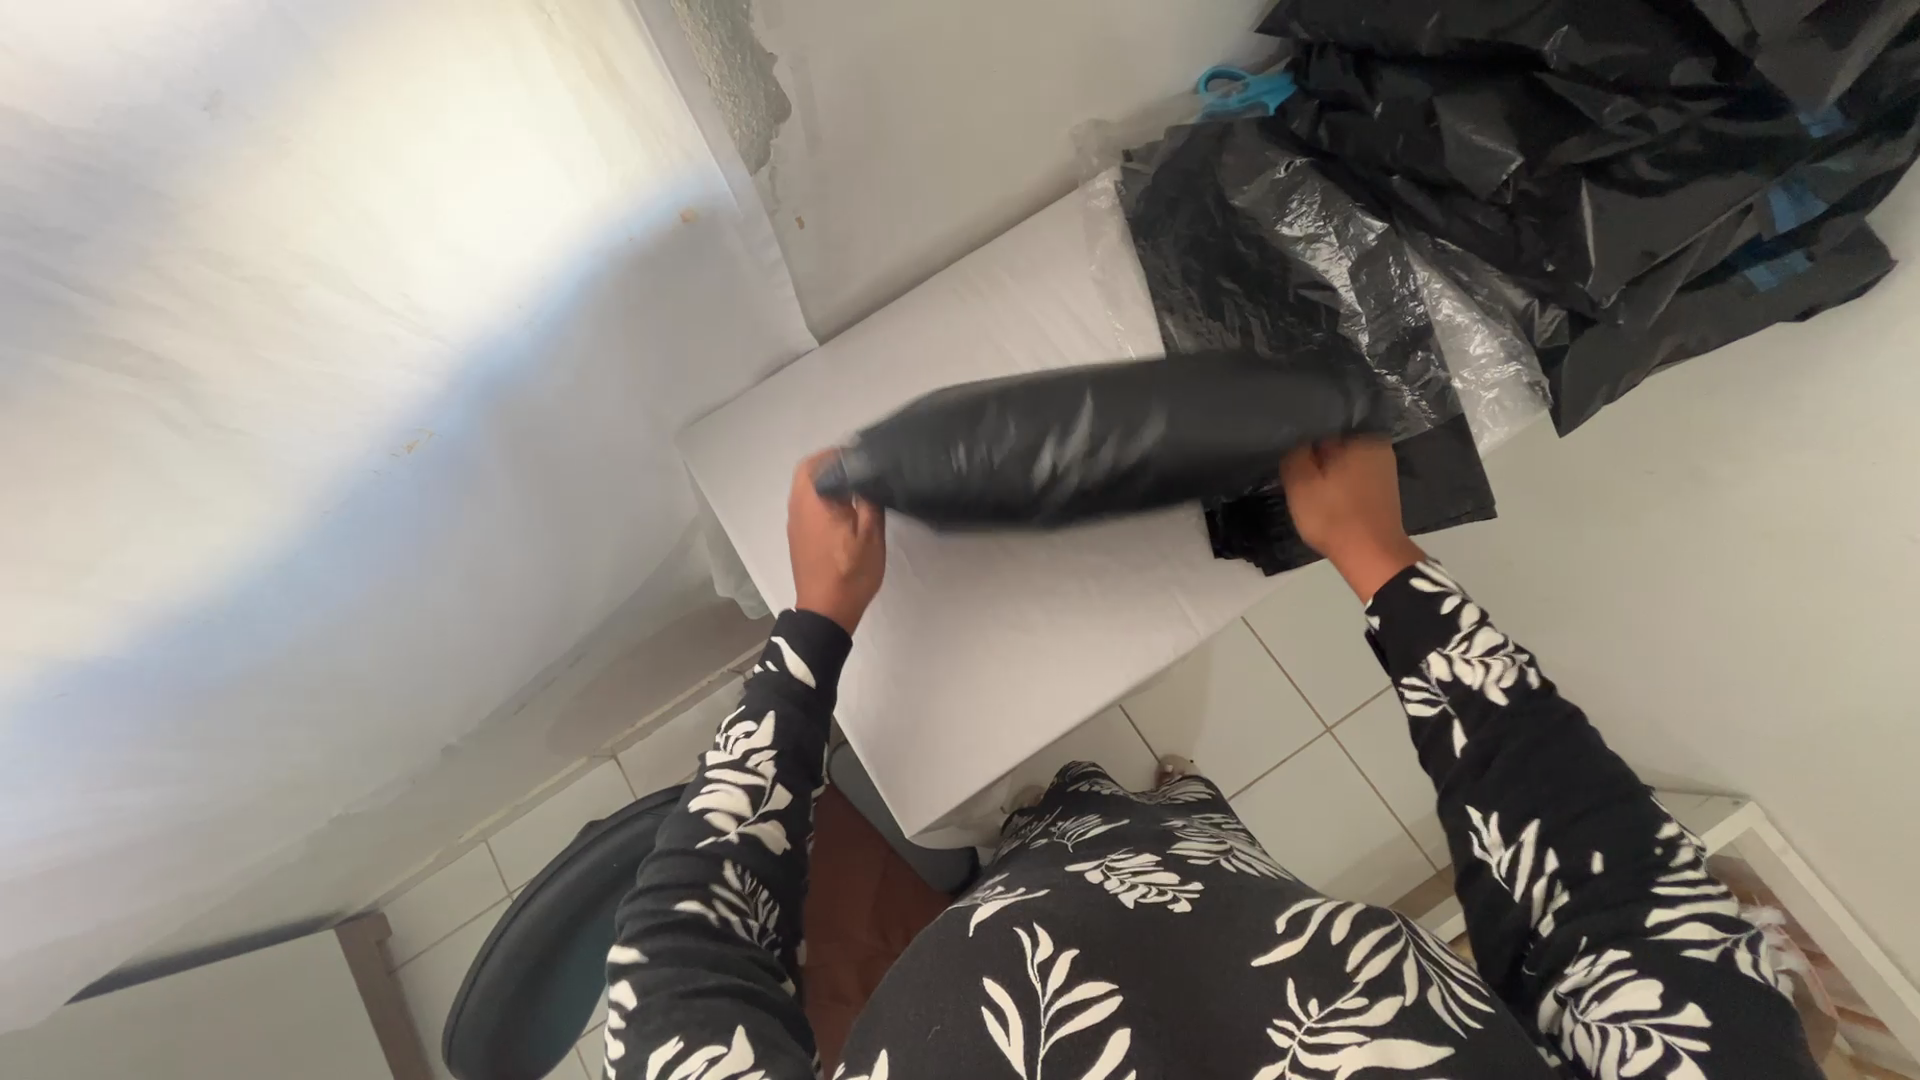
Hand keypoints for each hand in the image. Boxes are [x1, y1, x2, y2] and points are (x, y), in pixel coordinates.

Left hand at [788, 450, 885, 632]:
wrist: (826, 611)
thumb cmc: (851, 573)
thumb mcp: (871, 535)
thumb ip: (869, 500)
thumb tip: (868, 477)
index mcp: (814, 501)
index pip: (820, 462)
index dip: (840, 453)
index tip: (863, 455)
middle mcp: (798, 506)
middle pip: (807, 471)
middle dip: (830, 463)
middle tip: (858, 466)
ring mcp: (795, 522)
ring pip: (805, 488)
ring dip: (826, 480)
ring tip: (855, 485)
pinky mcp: (798, 535)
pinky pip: (806, 503)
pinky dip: (822, 496)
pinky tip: (845, 507)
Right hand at [1280, 436, 1424, 601]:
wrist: (1370, 554)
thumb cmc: (1333, 515)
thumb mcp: (1300, 483)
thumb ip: (1294, 454)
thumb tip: (1296, 441)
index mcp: (1360, 438)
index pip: (1320, 429)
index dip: (1300, 446)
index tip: (1291, 465)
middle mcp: (1378, 446)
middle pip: (1333, 445)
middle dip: (1316, 459)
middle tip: (1299, 482)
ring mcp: (1384, 468)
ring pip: (1342, 462)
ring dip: (1327, 473)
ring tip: (1312, 491)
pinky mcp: (1384, 488)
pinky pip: (1353, 477)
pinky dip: (1339, 485)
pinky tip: (1329, 499)